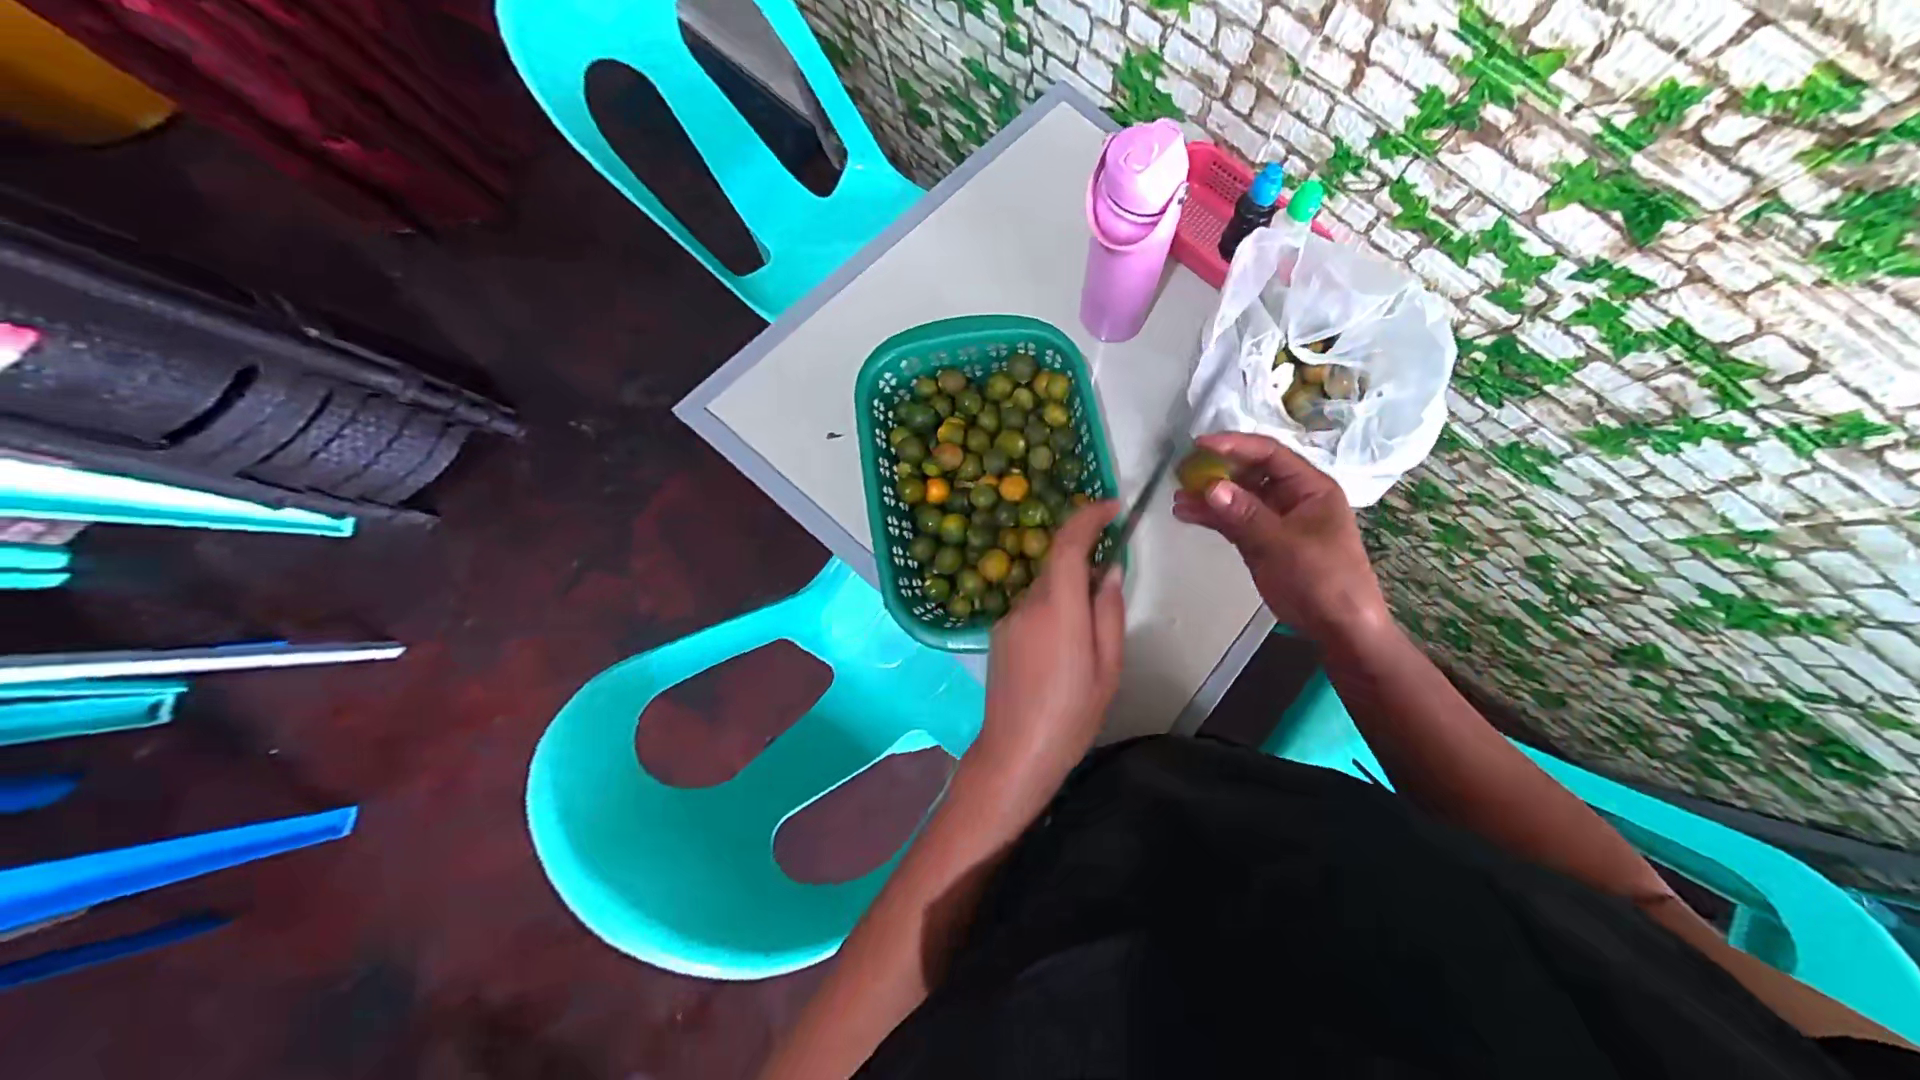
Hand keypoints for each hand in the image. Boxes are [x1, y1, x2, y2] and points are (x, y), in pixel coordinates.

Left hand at [977, 501, 1125, 774]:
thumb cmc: (1072, 715)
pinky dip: (1051, 611)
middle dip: (1084, 560)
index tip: (1111, 507)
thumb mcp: (1108, 667)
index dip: (1088, 517)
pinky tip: (1061, 651)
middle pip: (1056, 564)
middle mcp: (1027, 604)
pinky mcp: (998, 633)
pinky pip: (1031, 608)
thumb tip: (1110, 572)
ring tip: (1086, 639)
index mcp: (1058, 608)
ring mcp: (1007, 618)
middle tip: (1110, 582)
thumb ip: (1109, 612)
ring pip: (1044, 588)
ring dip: (1068, 593)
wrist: (1015, 752)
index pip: (1068, 545)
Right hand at [1172, 433, 1390, 645]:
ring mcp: (1273, 520)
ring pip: (1236, 498)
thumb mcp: (1284, 543)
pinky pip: (1231, 521)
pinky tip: (1185, 514)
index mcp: (1309, 487)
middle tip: (1183, 471)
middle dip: (1216, 471)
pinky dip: (1210, 517)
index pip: (1269, 454)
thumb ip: (1246, 514)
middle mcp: (1290, 497)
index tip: (1200, 445)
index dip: (1235, 446)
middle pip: (1249, 473)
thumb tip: (1210, 487)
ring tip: (1178, 497)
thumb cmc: (1324, 578)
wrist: (1337, 626)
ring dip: (1208, 496)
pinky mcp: (1259, 541)